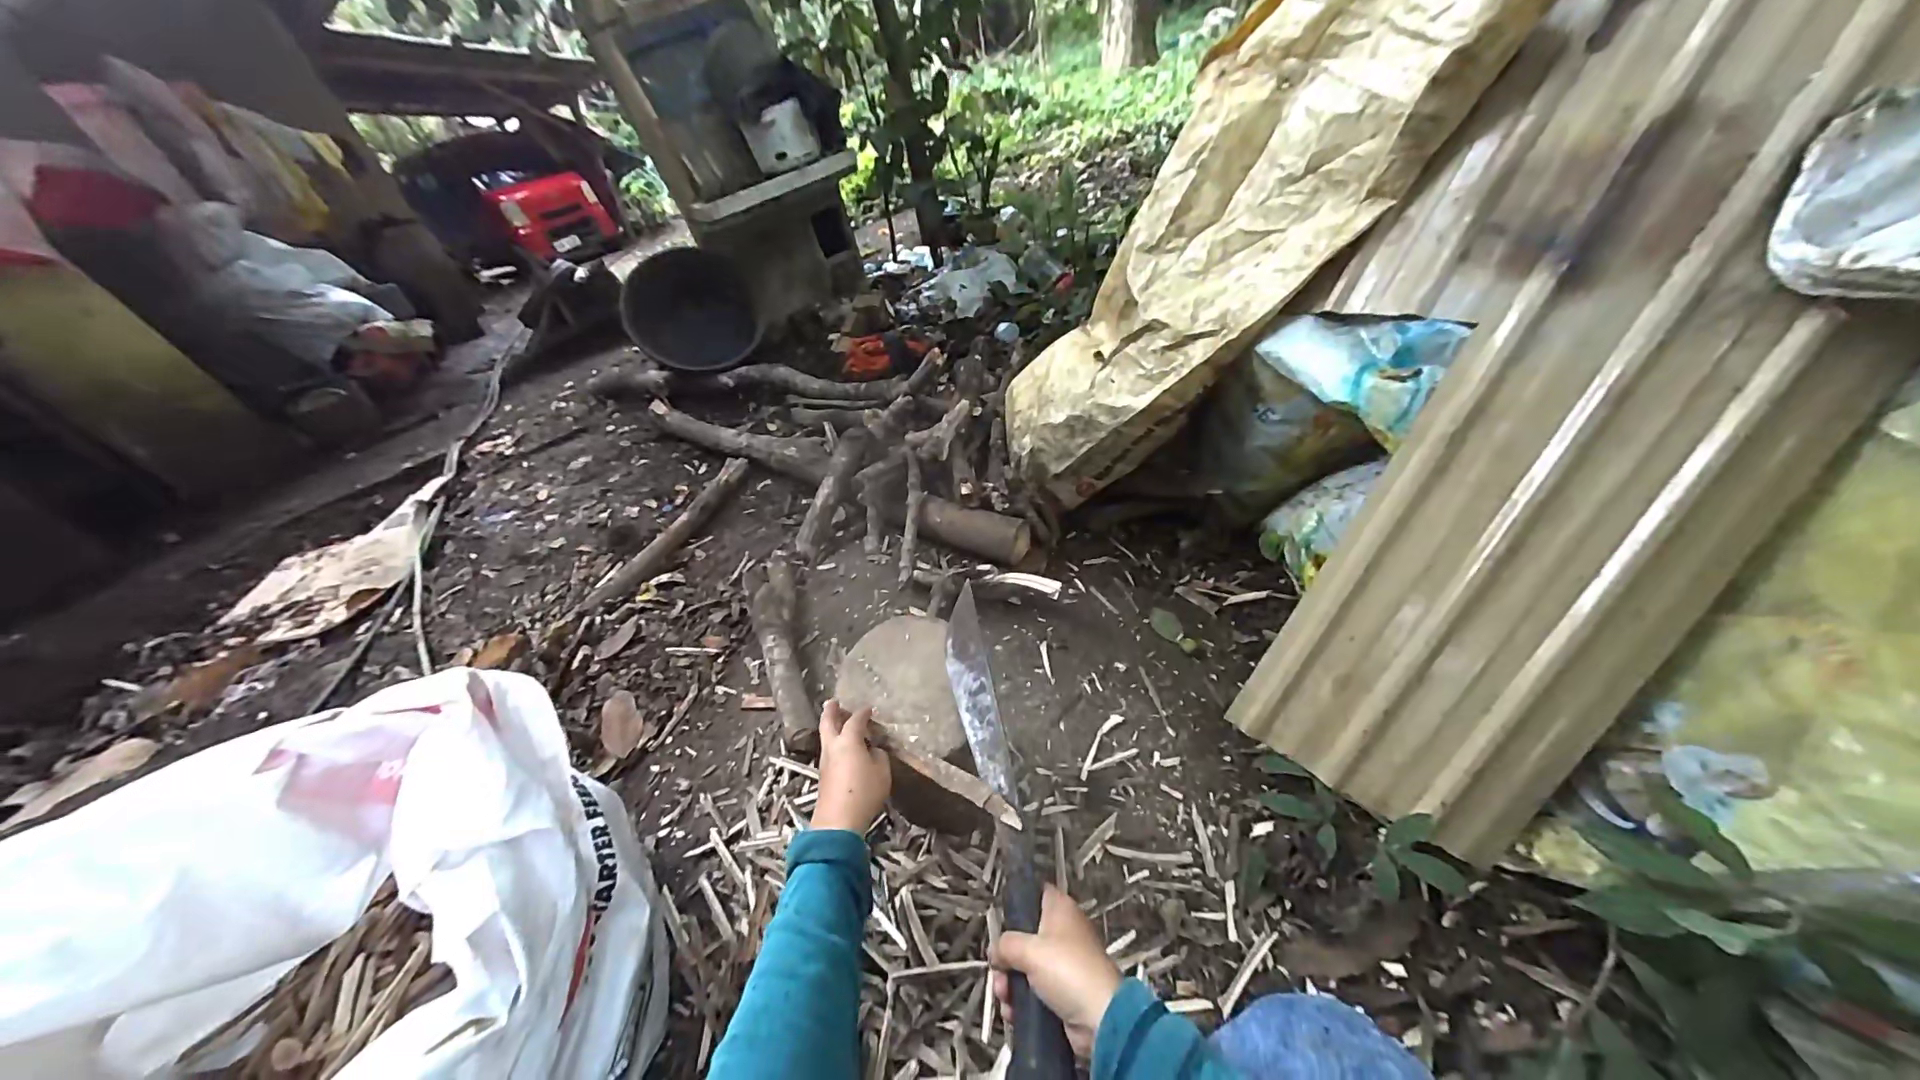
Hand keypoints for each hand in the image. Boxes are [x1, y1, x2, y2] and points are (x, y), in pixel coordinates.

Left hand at [810, 701, 890, 832]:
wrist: (838, 821)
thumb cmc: (864, 792)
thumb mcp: (882, 771)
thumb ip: (879, 756)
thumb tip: (873, 751)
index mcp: (848, 740)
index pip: (856, 720)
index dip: (863, 713)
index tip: (869, 709)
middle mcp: (833, 746)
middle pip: (828, 723)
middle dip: (831, 711)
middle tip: (834, 702)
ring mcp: (825, 761)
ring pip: (826, 737)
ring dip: (831, 727)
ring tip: (838, 722)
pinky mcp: (823, 775)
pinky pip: (829, 751)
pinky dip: (834, 742)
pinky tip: (843, 747)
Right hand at [989, 884, 1122, 1058]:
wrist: (1101, 1019)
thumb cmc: (1067, 970)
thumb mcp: (1030, 950)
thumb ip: (1005, 944)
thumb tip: (996, 952)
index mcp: (1060, 909)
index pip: (1035, 893)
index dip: (1016, 904)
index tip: (1001, 923)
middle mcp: (1062, 931)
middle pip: (1024, 936)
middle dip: (1006, 957)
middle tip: (999, 972)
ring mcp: (1062, 963)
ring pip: (1025, 966)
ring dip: (1010, 983)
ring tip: (1005, 998)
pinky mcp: (1062, 992)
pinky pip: (1034, 990)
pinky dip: (1022, 1001)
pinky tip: (1014, 1013)